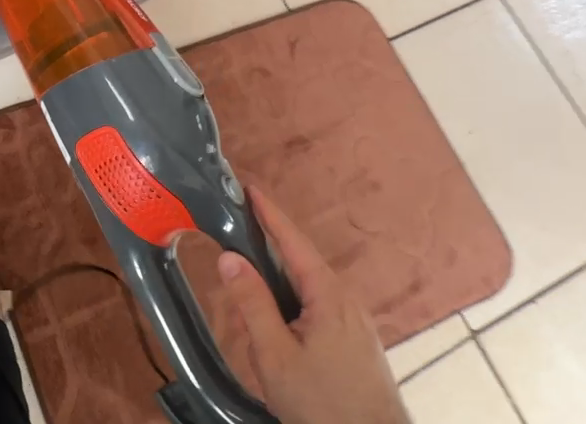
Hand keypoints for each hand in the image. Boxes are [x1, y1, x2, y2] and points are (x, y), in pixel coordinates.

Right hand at [217, 187, 409, 423]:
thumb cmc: (321, 402)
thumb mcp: (275, 354)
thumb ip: (252, 302)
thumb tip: (230, 256)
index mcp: (328, 295)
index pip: (292, 240)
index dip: (268, 211)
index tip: (245, 184)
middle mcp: (346, 302)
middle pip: (300, 259)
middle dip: (268, 237)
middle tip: (233, 219)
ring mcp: (355, 324)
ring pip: (308, 285)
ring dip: (277, 270)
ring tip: (246, 260)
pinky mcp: (355, 345)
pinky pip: (316, 304)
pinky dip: (289, 293)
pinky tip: (274, 307)